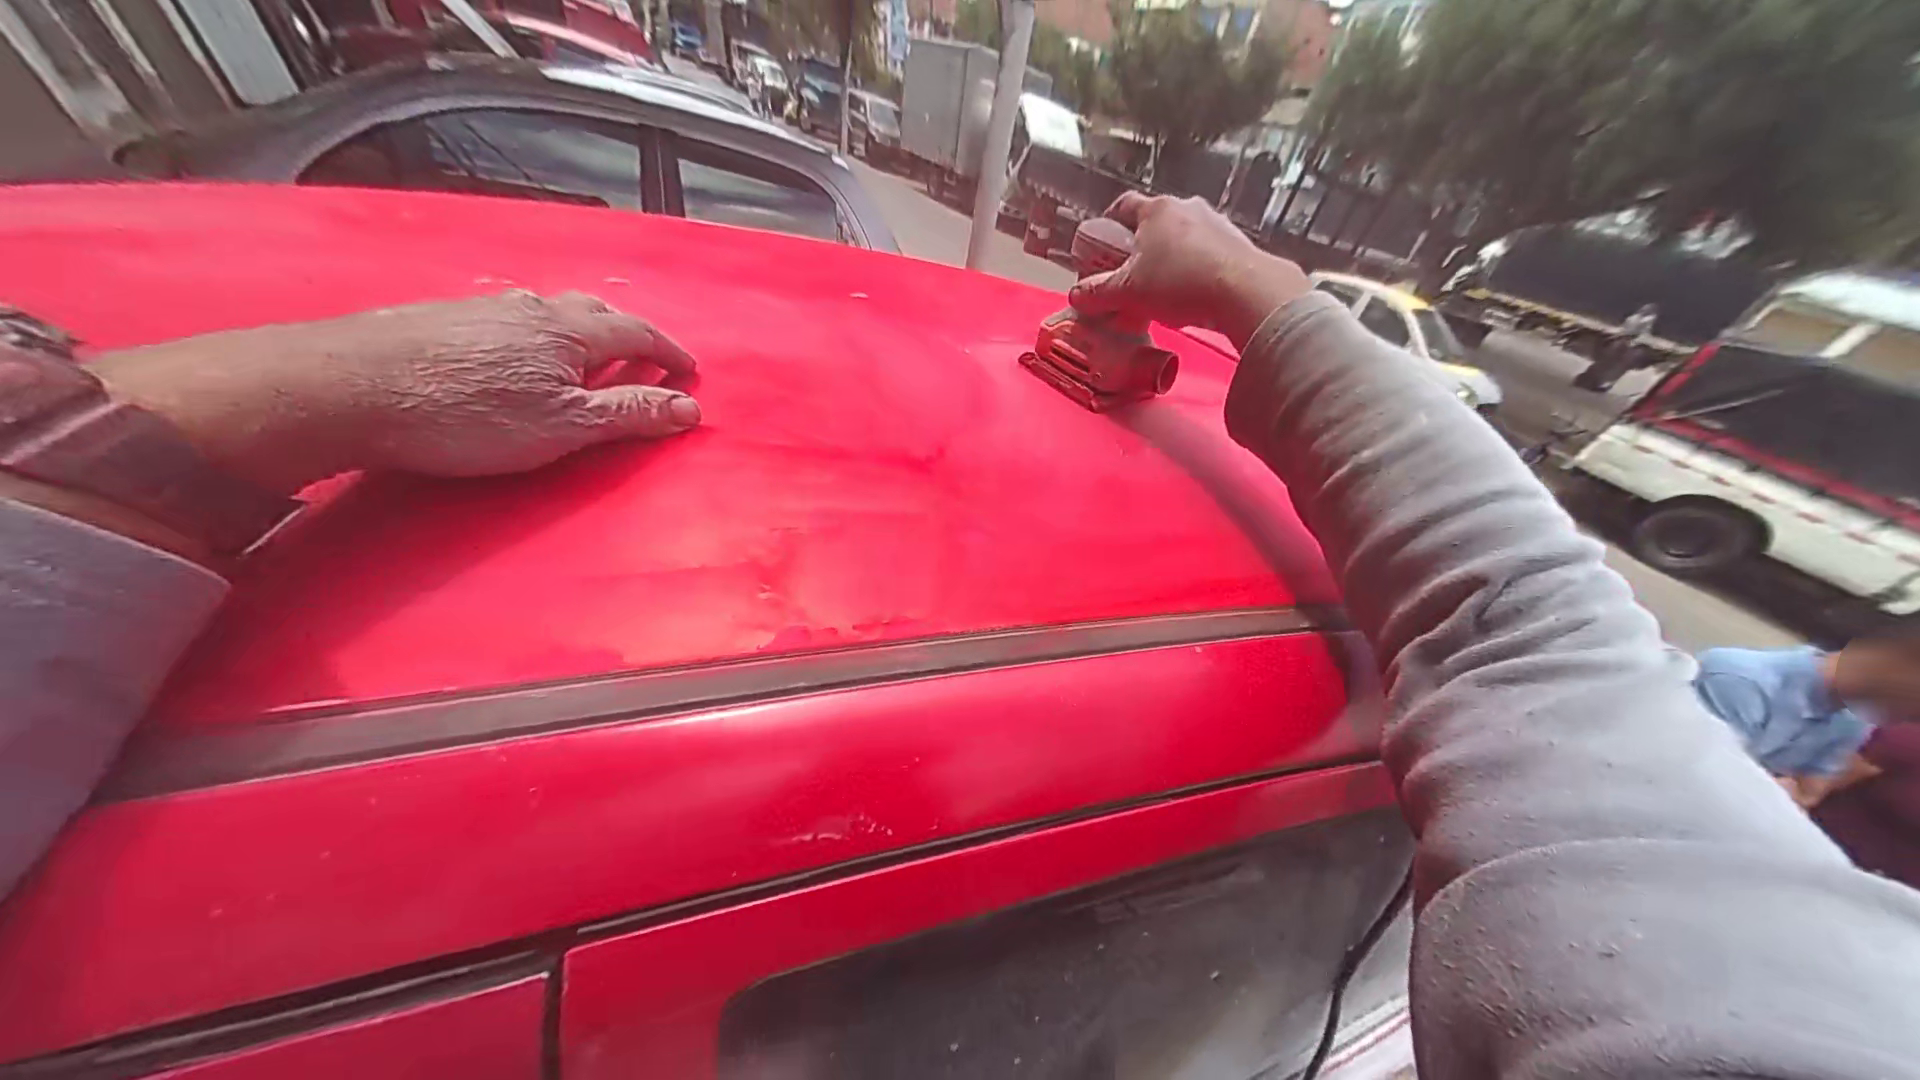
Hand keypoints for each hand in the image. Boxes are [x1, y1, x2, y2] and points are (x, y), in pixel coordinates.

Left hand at [89, 290, 699, 494]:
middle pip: (596, 311)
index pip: (638, 332)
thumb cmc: (471, 414)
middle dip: (629, 334)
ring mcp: (482, 307)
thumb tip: (691, 407)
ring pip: (550, 312)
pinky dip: (539, 335)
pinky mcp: (443, 318)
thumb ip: (630, 413)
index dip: (669, 352)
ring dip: (583, 331)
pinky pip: (512, 319)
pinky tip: (521, 355)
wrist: (342, 389)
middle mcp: (531, 307)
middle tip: (643, 359)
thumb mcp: (567, 424)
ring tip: (587, 357)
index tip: (689, 372)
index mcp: (570, 331)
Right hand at [1068, 192, 1311, 348]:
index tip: (1100, 244)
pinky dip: (1192, 268)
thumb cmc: (1178, 283)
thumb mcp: (1128, 292)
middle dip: (1138, 247)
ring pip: (1181, 237)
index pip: (1123, 206)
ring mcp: (1215, 223)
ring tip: (1158, 289)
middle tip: (1127, 274)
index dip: (1107, 224)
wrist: (1244, 292)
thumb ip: (1098, 292)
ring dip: (1167, 258)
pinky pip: (1204, 253)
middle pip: (1153, 223)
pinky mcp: (1236, 244)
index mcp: (1156, 210)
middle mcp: (1187, 207)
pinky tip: (1188, 295)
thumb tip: (1075, 296)